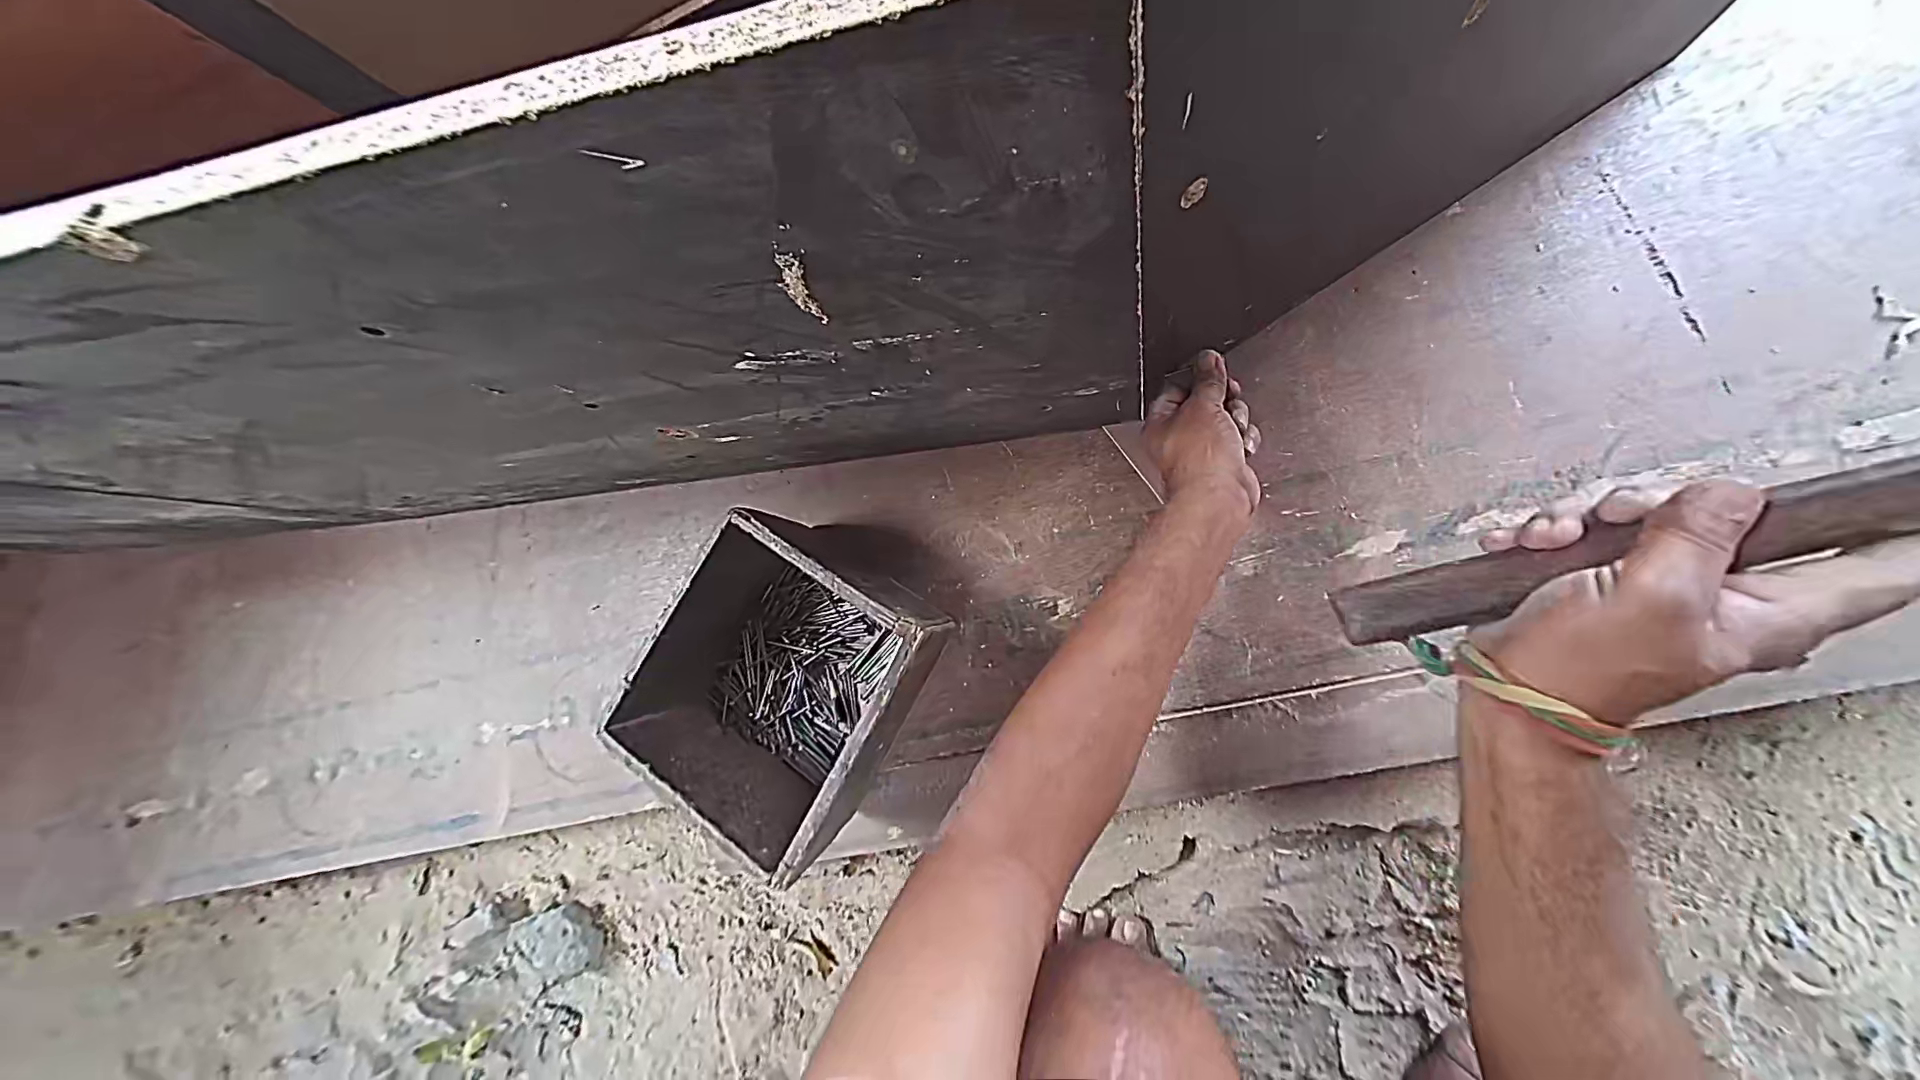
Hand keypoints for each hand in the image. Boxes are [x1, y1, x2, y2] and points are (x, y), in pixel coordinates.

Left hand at [1144, 350, 1260, 515]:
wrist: (1220, 496)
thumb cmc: (1200, 460)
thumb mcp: (1203, 406)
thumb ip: (1208, 379)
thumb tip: (1207, 360)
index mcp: (1160, 423)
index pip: (1176, 389)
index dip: (1198, 378)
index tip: (1214, 371)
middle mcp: (1177, 438)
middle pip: (1204, 402)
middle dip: (1222, 400)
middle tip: (1227, 401)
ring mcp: (1200, 451)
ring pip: (1225, 419)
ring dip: (1235, 420)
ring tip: (1232, 429)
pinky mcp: (1222, 462)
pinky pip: (1237, 438)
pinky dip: (1243, 440)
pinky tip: (1241, 446)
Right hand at [1470, 480, 1919, 724]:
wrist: (1506, 689)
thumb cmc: (1579, 664)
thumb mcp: (1650, 595)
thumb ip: (1700, 535)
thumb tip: (1731, 492)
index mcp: (1770, 612)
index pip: (1882, 566)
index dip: (1885, 525)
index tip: (1873, 496)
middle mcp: (1720, 596)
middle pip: (1723, 515)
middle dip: (1653, 503)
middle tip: (1616, 516)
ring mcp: (1654, 585)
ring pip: (1640, 517)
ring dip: (1582, 517)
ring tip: (1553, 540)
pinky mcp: (1597, 579)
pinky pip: (1586, 533)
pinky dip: (1551, 531)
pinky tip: (1527, 545)